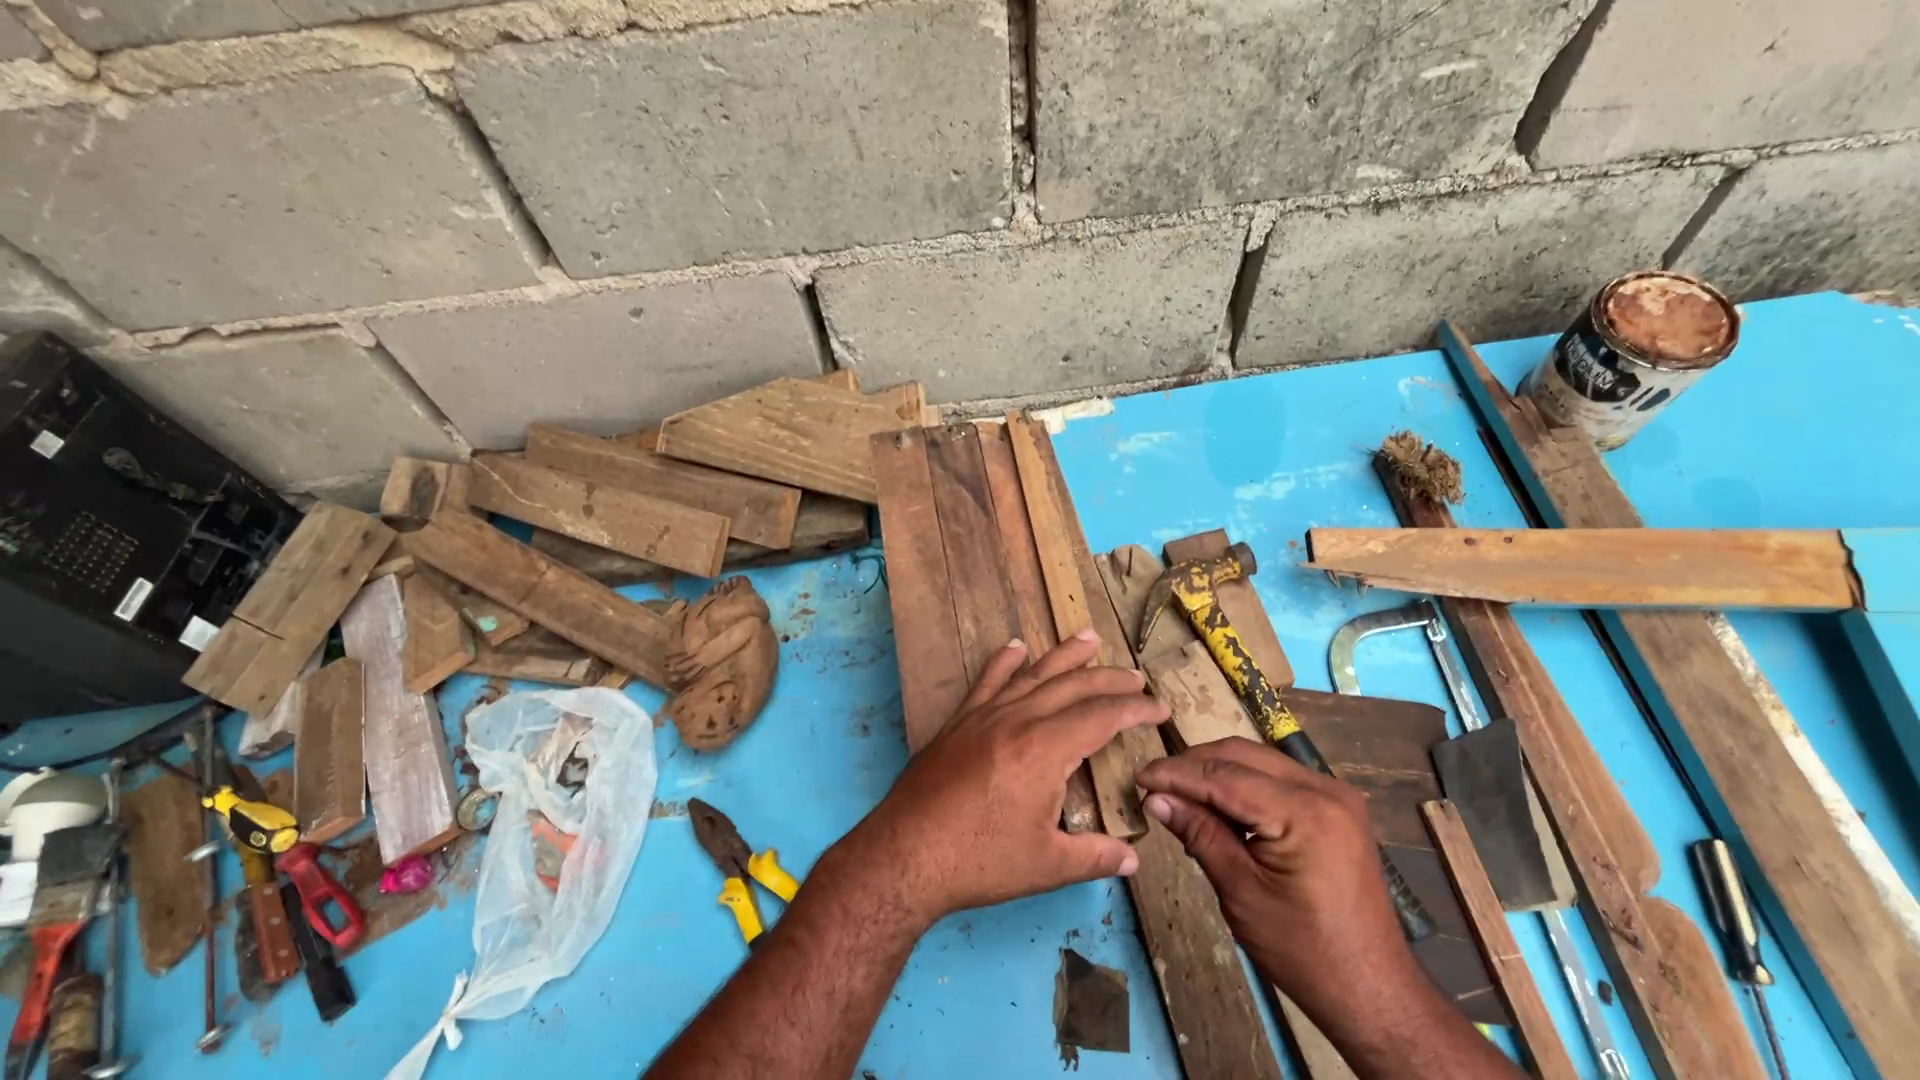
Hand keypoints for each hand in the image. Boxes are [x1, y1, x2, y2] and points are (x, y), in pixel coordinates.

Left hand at [829, 630, 1167, 926]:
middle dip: (1109, 679)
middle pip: (1072, 687)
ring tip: (1088, 637)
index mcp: (1044, 750)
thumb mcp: (1047, 866)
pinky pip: (985, 682)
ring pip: (1031, 675)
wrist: (904, 855)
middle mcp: (1016, 721)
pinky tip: (1015, 647)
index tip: (1160, 709)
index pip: (1102, 717)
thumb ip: (1094, 856)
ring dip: (1064, 656)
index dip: (1136, 710)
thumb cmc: (979, 861)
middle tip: (1136, 677)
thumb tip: (1133, 860)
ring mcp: (983, 717)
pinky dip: (1003, 662)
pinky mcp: (957, 724)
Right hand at [1135, 738, 1419, 1010]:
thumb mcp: (1241, 891)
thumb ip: (1200, 834)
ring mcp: (1336, 795)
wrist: (1371, 988)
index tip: (1138, 779)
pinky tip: (1216, 805)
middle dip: (1193, 765)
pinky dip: (1243, 783)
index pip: (1224, 775)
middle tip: (1153, 784)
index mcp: (1305, 812)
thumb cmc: (1303, 950)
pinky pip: (1278, 778)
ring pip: (1259, 760)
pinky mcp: (1337, 808)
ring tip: (1177, 793)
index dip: (1176, 773)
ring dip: (1216, 771)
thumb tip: (1156, 799)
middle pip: (1242, 754)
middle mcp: (1325, 789)